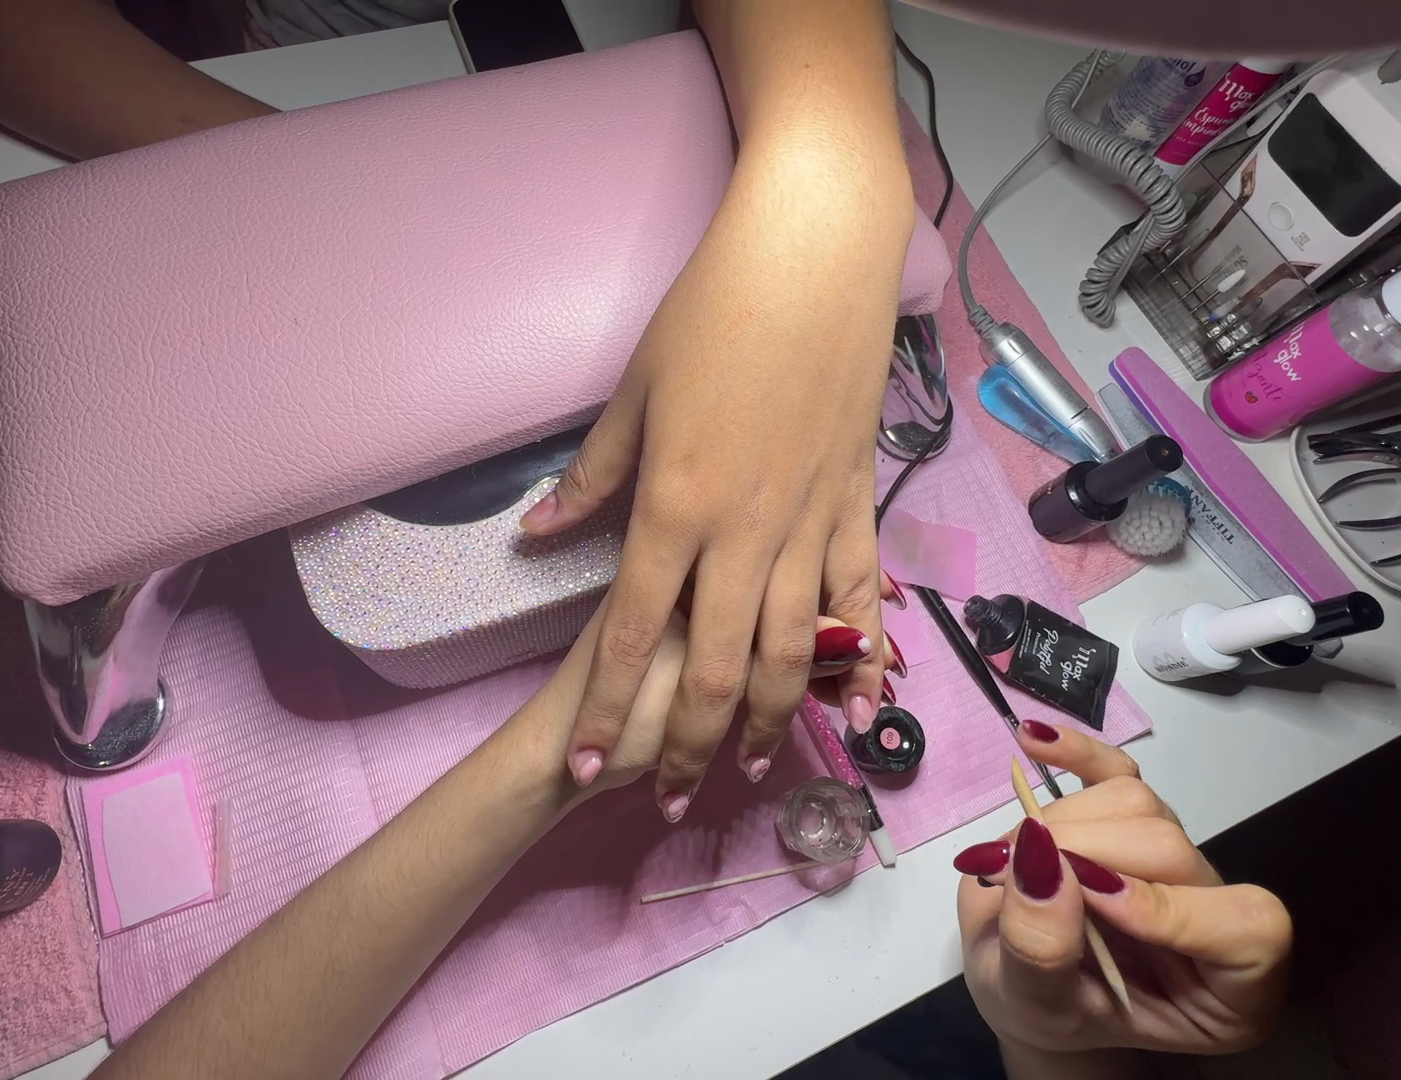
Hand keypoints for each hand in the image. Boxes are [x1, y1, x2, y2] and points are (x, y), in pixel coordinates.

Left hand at [520, 157, 912, 821]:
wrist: (812, 259)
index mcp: (675, 506)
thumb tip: (537, 535)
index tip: (587, 763)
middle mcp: (743, 533)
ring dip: (772, 719)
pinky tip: (858, 700)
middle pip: (717, 667)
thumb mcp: (633, 392)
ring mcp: (809, 524)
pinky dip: (862, 654)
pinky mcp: (857, 505)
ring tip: (750, 766)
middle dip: (688, 742)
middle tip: (668, 798)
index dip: (608, 707)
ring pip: (796, 650)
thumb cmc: (711, 315)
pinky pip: (862, 596)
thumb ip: (592, 478)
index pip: (633, 632)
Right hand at [955, 724, 1291, 1058]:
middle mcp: (1212, 914)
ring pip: (1136, 802)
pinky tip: (1032, 739)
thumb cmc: (1033, 1006)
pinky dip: (1074, 751)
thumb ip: (1040, 946)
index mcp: (1227, 989)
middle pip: (1169, 847)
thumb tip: (1039, 857)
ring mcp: (1171, 858)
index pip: (1246, 927)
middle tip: (1008, 872)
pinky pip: (1113, 768)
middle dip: (1079, 852)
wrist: (1014, 977)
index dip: (1165, 905)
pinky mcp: (1126, 817)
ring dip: (1060, 821)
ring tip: (1010, 857)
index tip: (1086, 897)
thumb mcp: (1031, 1000)